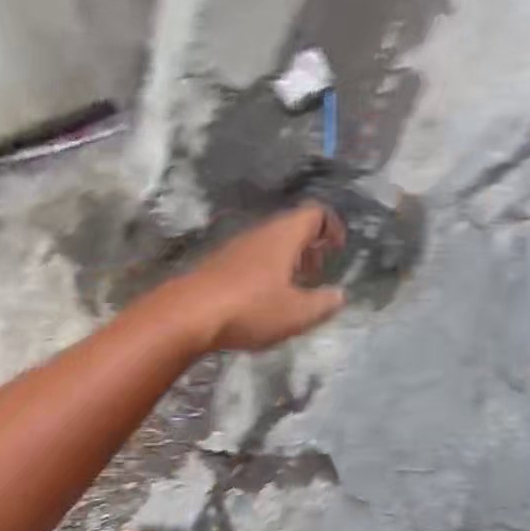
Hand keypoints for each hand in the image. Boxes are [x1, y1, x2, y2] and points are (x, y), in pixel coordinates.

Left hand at [179, 205, 346, 351]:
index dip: (332, 226)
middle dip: (309, 246)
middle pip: (291, 228)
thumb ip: (323, 304)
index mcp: (283, 236)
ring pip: (270, 245)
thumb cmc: (251, 309)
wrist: (190, 315)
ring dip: (286, 261)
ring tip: (293, 288)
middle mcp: (260, 234)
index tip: (338, 248)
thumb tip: (339, 295)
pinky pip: (251, 261)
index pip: (315, 214)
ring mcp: (235, 249)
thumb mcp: (297, 313)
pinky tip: (263, 299)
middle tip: (317, 270)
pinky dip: (266, 272)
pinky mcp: (218, 266)